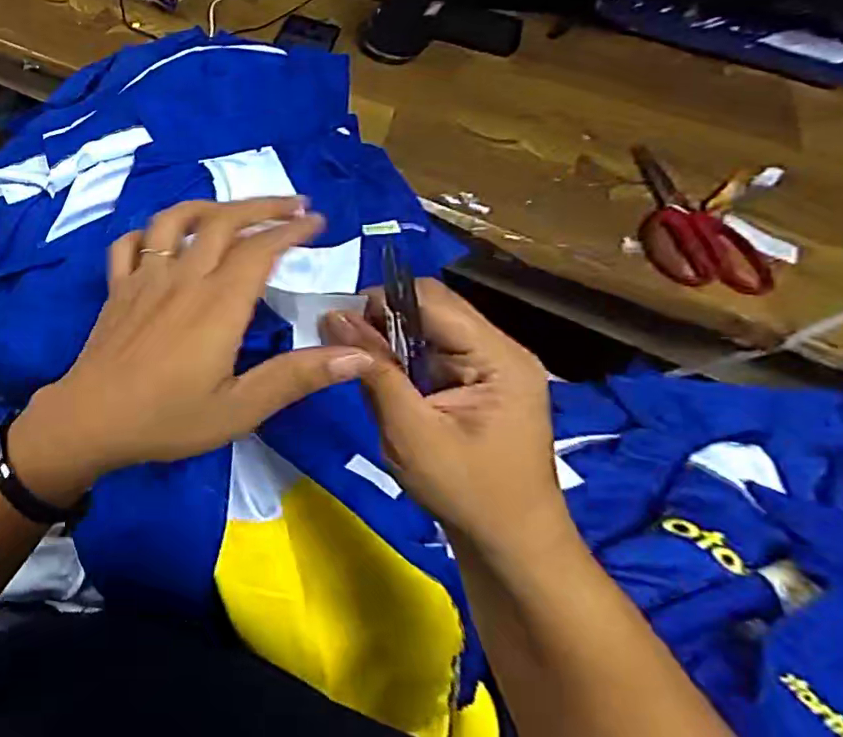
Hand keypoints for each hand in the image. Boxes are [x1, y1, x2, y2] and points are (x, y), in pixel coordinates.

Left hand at [8, 198, 375, 505]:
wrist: (92, 417)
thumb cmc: (167, 418)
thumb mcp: (240, 408)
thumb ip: (296, 377)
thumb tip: (360, 354)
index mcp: (217, 304)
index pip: (260, 249)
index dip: (291, 230)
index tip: (317, 221)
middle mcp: (181, 279)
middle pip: (221, 222)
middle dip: (260, 206)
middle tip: (292, 205)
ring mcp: (143, 279)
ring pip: (172, 221)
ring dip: (206, 207)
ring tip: (232, 210)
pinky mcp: (116, 288)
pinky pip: (128, 245)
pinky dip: (148, 233)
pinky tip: (162, 240)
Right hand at [319, 280, 574, 560]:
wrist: (511, 544)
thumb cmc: (467, 490)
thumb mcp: (409, 431)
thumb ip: (373, 369)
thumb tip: (331, 315)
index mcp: (498, 358)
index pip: (430, 299)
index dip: (380, 303)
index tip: (340, 330)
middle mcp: (499, 351)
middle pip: (428, 305)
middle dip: (381, 320)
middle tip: (349, 353)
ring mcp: (489, 365)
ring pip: (423, 324)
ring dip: (387, 340)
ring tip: (365, 372)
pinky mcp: (474, 380)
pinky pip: (427, 347)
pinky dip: (398, 357)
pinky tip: (386, 384)